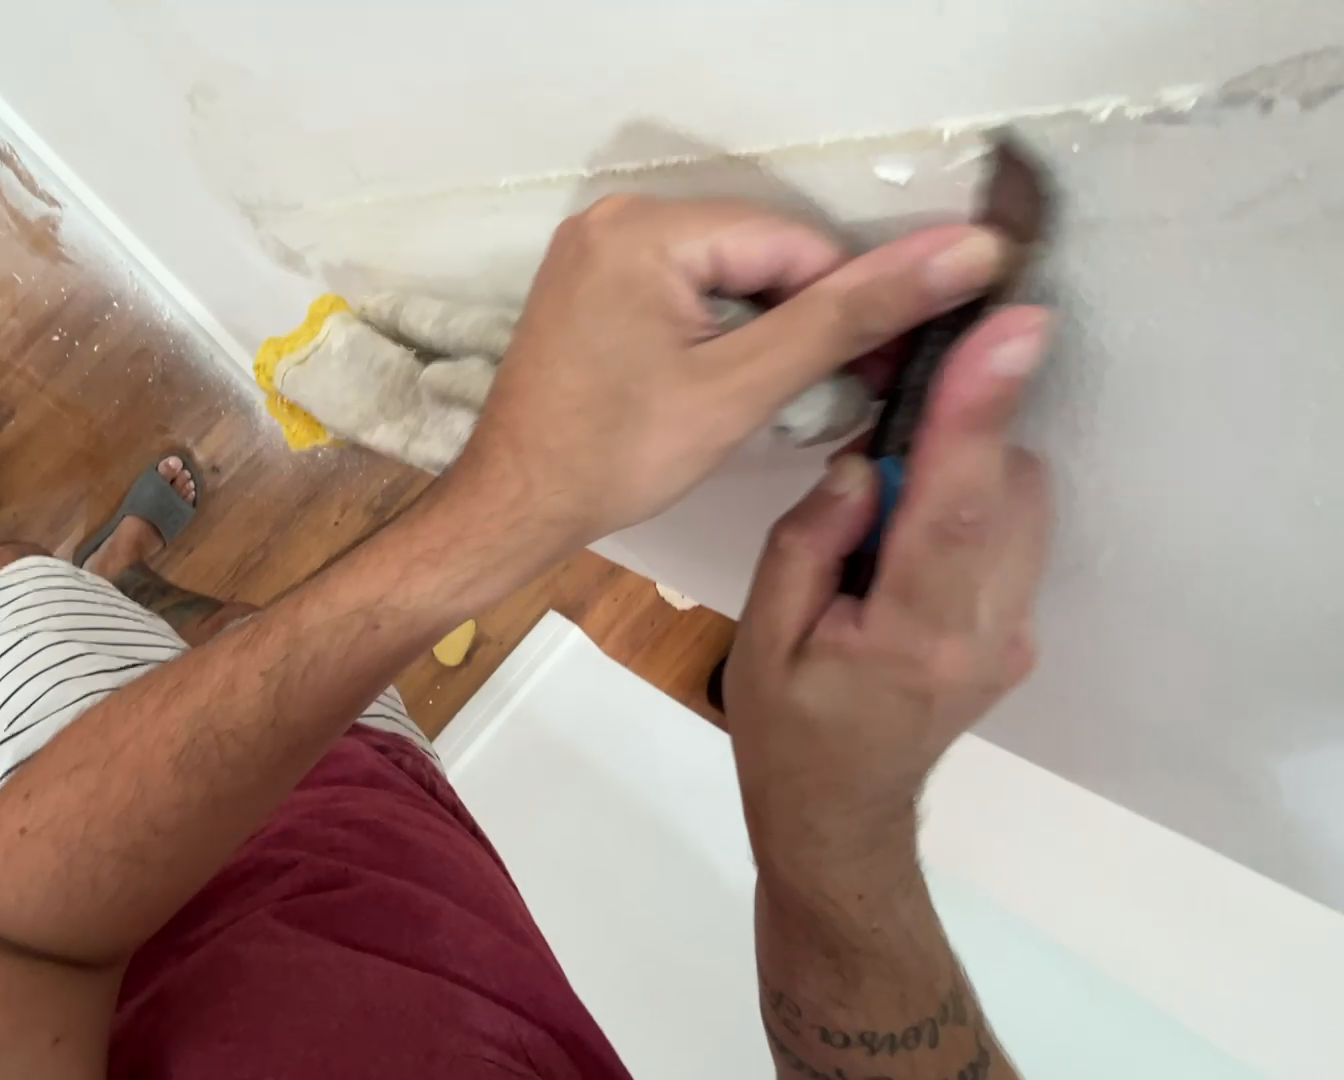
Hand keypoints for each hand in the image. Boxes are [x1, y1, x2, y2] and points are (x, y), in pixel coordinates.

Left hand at [444, 195, 1012, 553]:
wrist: (515, 503)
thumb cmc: (614, 457)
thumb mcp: (738, 387)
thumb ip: (847, 317)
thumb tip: (972, 249)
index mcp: (643, 229)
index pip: (792, 241)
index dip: (850, 300)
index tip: (885, 363)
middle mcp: (609, 220)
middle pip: (751, 251)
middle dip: (796, 315)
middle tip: (827, 387)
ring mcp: (587, 254)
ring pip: (714, 273)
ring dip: (756, 325)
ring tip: (773, 390)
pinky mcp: (581, 289)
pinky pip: (670, 289)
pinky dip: (707, 327)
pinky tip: (718, 376)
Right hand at [725, 306, 1052, 877]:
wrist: (835, 812)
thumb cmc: (781, 727)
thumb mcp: (761, 637)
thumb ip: (805, 547)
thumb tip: (858, 468)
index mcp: (912, 632)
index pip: (959, 507)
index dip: (981, 414)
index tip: (1011, 332)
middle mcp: (987, 629)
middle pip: (1011, 494)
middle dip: (961, 438)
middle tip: (880, 439)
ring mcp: (1012, 636)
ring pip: (1020, 513)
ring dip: (961, 475)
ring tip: (879, 500)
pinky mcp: (1011, 637)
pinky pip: (1006, 543)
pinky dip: (962, 512)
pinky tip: (895, 542)